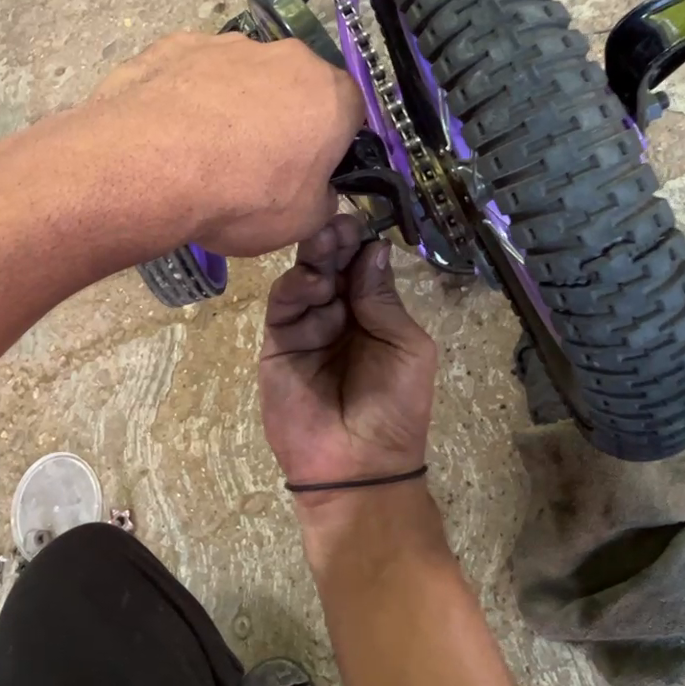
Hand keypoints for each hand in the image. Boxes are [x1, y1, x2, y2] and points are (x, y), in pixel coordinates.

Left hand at [91, 32, 362, 256]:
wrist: (150, 167)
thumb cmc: (242, 197)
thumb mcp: (303, 222)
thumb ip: (322, 199)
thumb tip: (318, 190)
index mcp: (331, 93)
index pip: (348, 112)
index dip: (330, 144)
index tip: (306, 170)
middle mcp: (286, 56)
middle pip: (294, 86)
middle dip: (280, 118)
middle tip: (252, 164)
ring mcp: (227, 44)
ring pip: (241, 76)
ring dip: (231, 105)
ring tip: (200, 151)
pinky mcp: (176, 44)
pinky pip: (192, 72)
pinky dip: (186, 95)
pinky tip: (167, 131)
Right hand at [259, 215, 436, 493]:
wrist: (358, 465)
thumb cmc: (395, 406)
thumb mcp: (407, 347)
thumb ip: (383, 299)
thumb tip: (374, 247)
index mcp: (371, 314)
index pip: (360, 267)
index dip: (358, 244)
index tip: (358, 220)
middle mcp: (337, 315)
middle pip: (330, 266)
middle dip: (334, 242)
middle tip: (337, 220)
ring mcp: (305, 328)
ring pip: (305, 279)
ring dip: (316, 258)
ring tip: (326, 242)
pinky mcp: (277, 344)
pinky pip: (283, 306)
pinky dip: (296, 288)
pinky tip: (313, 282)